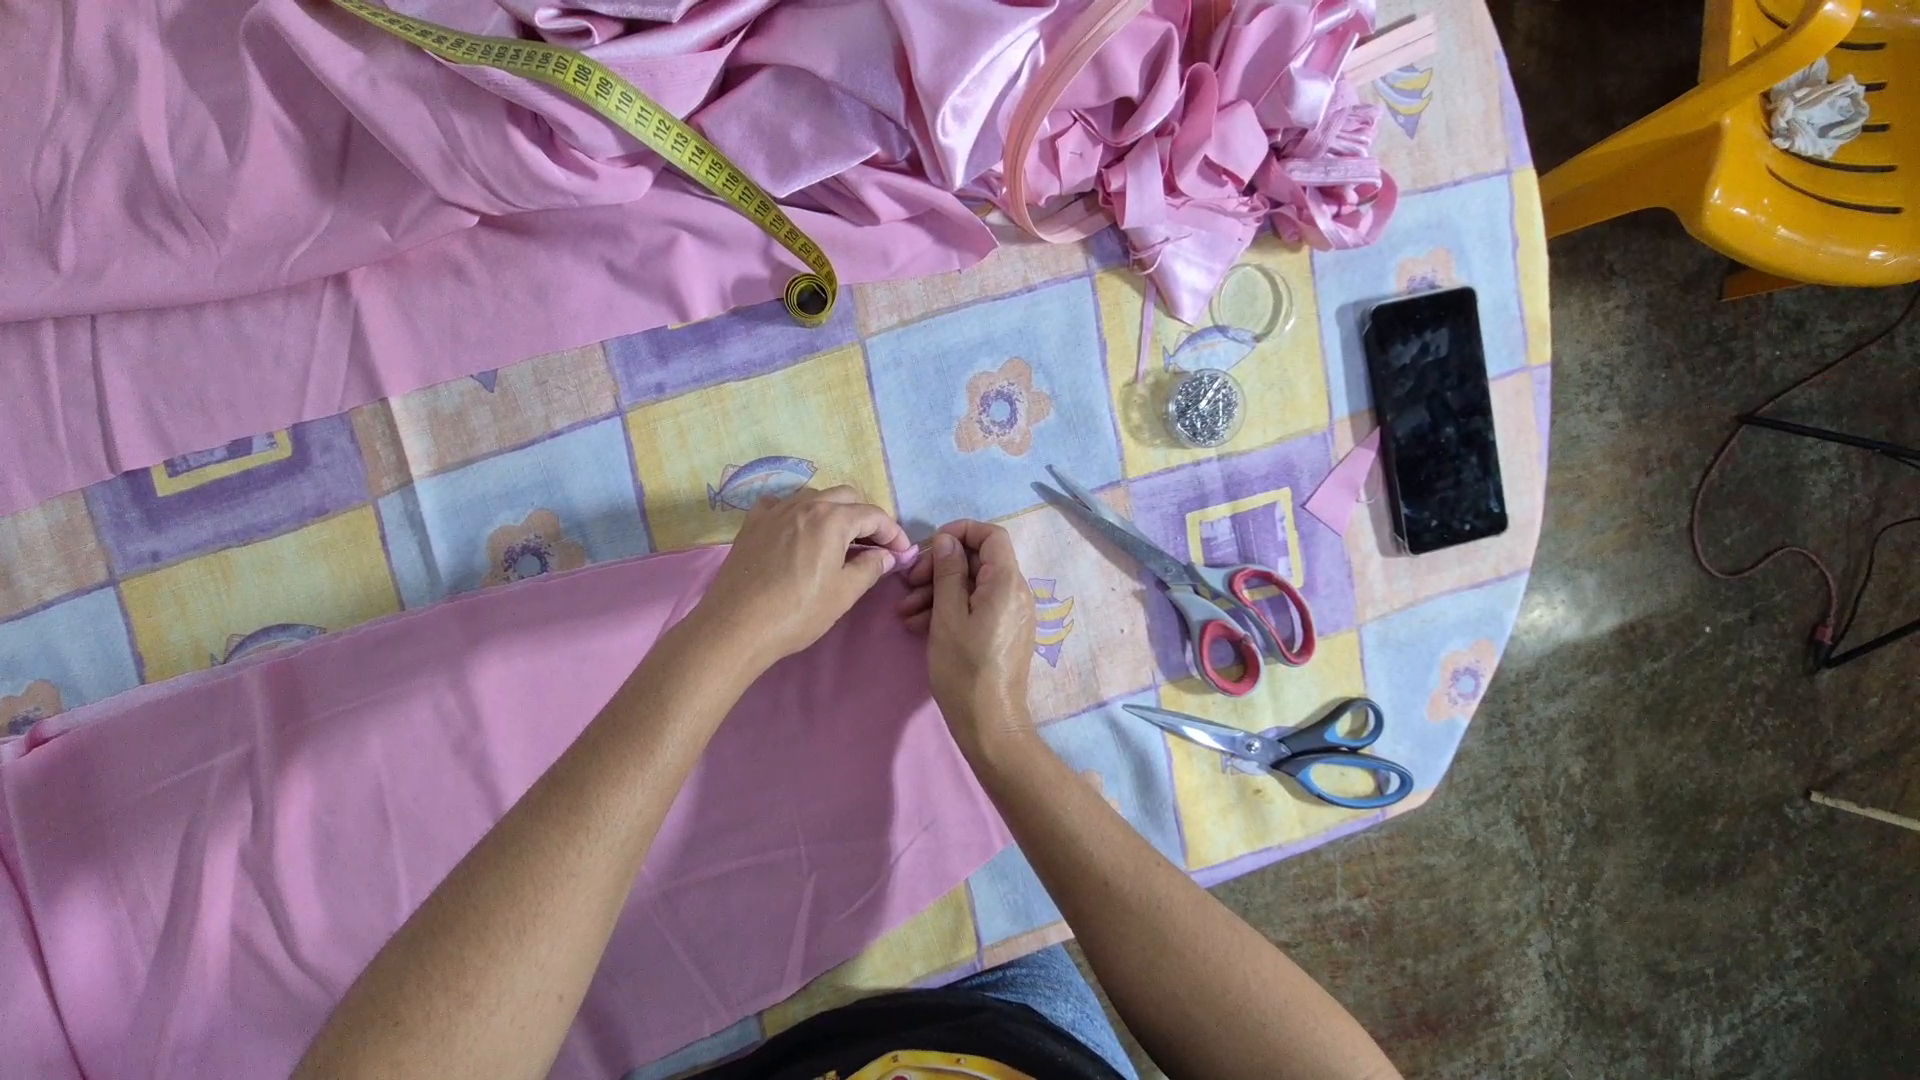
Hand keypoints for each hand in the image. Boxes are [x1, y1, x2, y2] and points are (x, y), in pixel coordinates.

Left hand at [693, 486, 910, 671]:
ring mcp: (775, 511)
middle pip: (846, 497)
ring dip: (833, 511)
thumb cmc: (797, 612)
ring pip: (814, 497)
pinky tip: (798, 530)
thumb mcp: (843, 593)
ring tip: (840, 540)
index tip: (903, 552)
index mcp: (832, 519)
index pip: (873, 515)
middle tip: (875, 545)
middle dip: (865, 517)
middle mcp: (805, 504)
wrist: (736, 626)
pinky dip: (797, 511)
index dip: (893, 532)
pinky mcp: (753, 524)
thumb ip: (870, 568)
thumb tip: (885, 555)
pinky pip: (781, 504)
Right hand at [897, 521, 1036, 757]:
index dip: (960, 532)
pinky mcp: (1004, 632)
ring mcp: (1012, 614)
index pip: (992, 535)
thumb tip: (947, 540)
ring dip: (938, 591)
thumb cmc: (964, 669)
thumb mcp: (948, 616)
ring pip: (973, 585)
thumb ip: (948, 573)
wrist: (989, 723)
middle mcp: (1017, 593)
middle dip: (940, 567)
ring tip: (905, 612)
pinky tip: (919, 625)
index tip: (930, 547)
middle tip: (909, 583)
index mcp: (1007, 583)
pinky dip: (950, 609)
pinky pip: (978, 606)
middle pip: (978, 560)